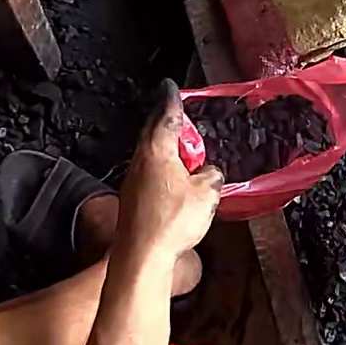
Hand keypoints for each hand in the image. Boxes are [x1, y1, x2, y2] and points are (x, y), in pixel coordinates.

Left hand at [115, 80, 223, 262]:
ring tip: (188, 159)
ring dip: (169, 152)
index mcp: (157, 150)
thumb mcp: (207, 193)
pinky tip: (177, 186)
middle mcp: (140, 161)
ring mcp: (133, 181)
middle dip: (170, 126)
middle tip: (184, 122)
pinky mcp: (133, 200)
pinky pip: (151, 176)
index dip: (173, 99)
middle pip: (155, 133)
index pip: (166, 115)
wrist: (142, 257)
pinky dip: (165, 173)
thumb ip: (212, 175)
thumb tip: (211, 173)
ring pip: (153, 156)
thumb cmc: (169, 222)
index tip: (171, 87)